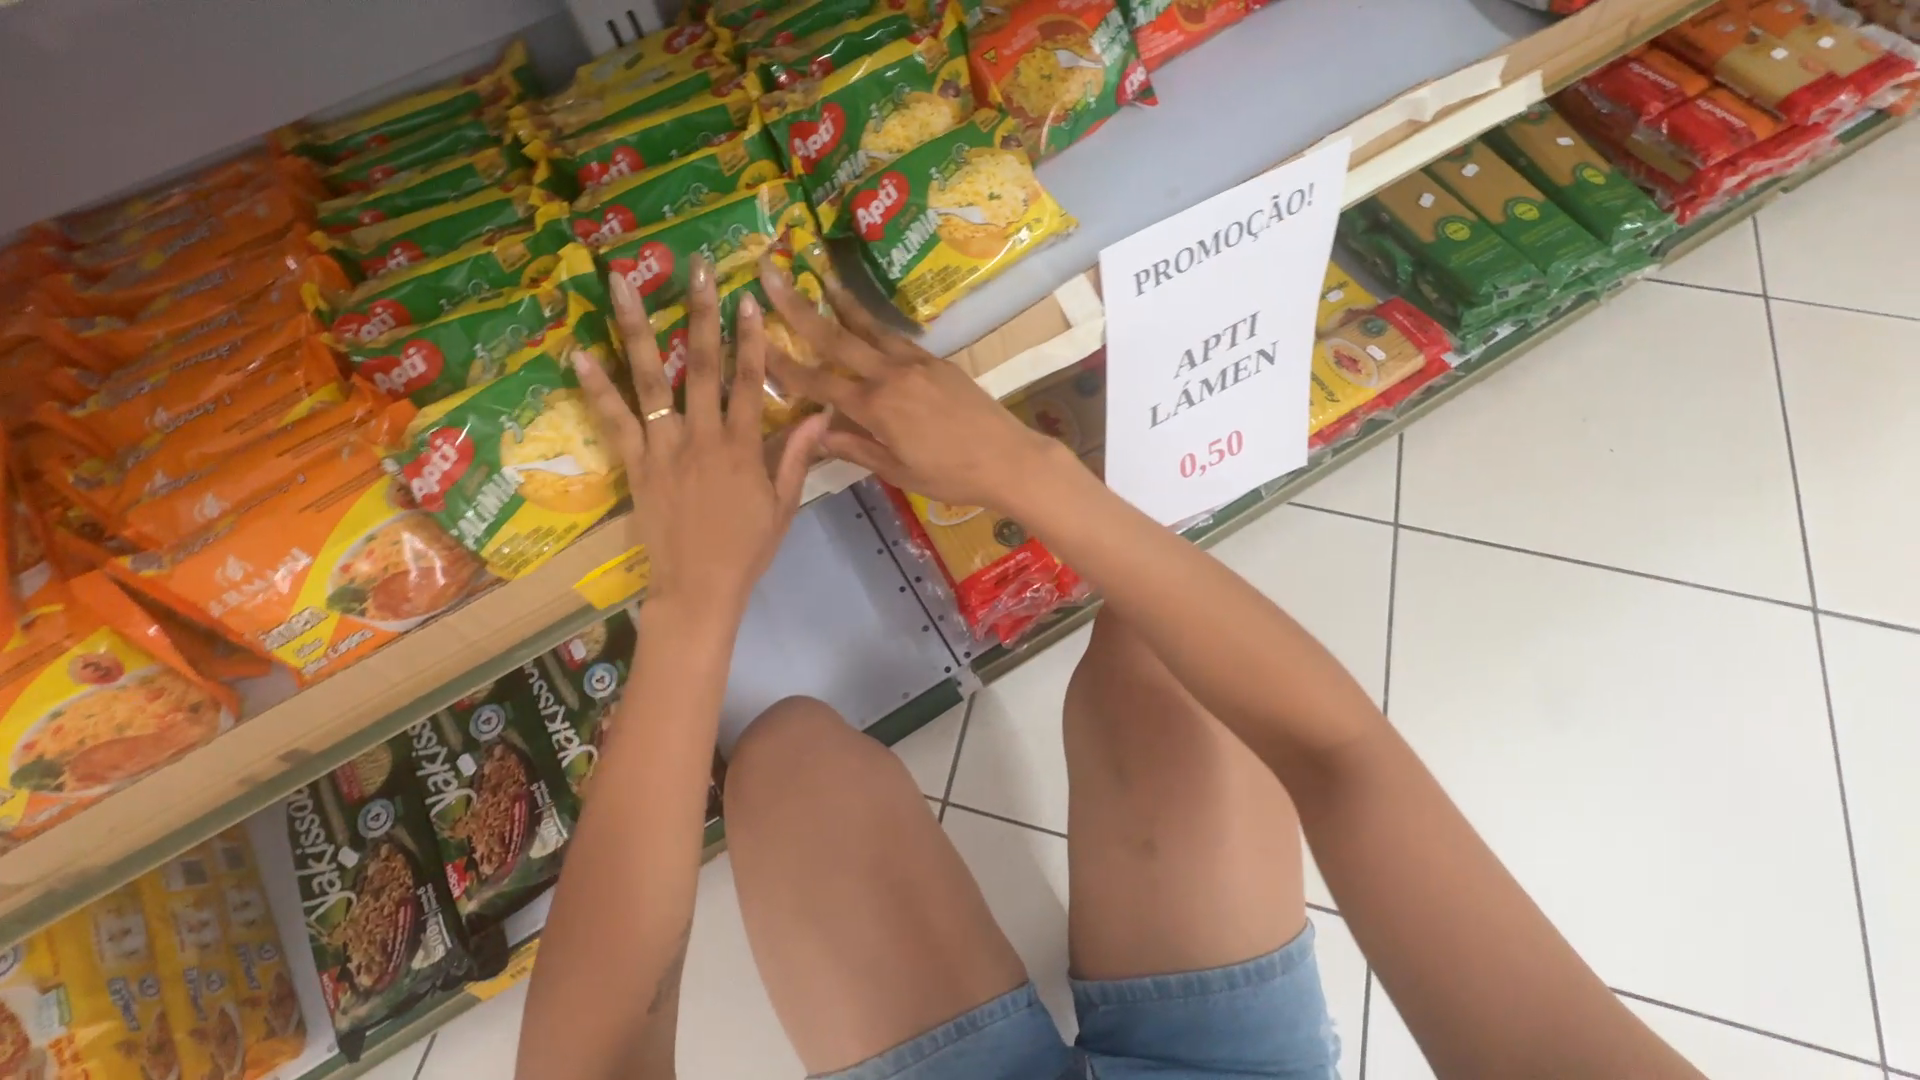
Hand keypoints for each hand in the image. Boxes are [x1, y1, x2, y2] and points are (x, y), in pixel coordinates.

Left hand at [574, 256, 827, 616]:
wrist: (699, 587)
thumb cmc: (748, 549)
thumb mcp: (784, 505)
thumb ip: (799, 456)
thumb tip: (821, 413)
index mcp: (744, 448)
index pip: (751, 383)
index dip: (751, 339)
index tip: (747, 299)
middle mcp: (703, 438)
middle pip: (703, 367)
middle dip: (700, 314)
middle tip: (696, 268)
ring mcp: (664, 449)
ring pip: (651, 381)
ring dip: (637, 330)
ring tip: (621, 284)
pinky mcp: (635, 465)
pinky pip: (614, 421)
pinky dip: (596, 388)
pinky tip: (578, 352)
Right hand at [758, 257, 1065, 512]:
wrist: (1008, 458)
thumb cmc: (951, 475)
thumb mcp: (898, 471)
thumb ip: (856, 449)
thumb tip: (817, 433)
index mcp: (876, 408)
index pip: (818, 383)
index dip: (782, 363)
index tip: (753, 338)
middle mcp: (890, 376)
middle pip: (836, 337)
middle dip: (798, 306)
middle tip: (769, 273)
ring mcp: (916, 363)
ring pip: (868, 327)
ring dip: (839, 301)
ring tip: (816, 274)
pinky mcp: (936, 361)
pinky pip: (895, 337)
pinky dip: (873, 323)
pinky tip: (862, 315)